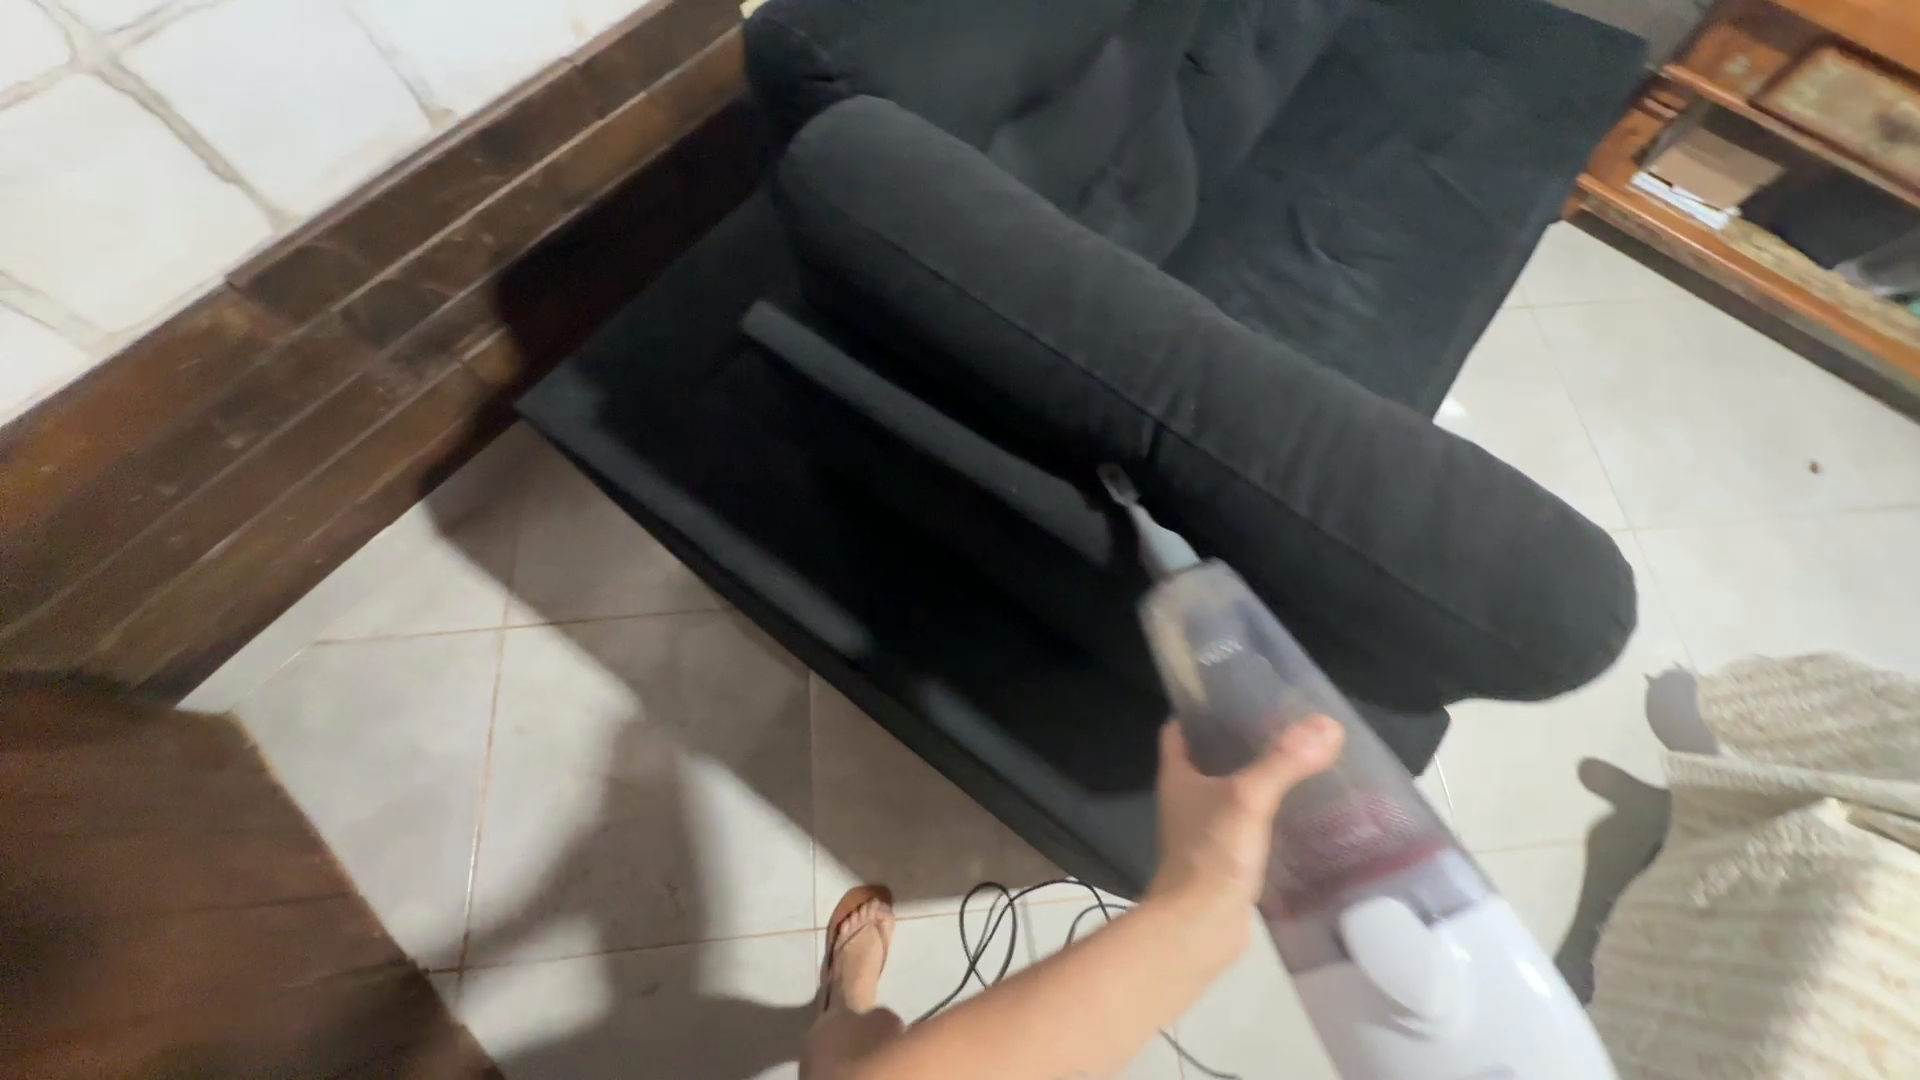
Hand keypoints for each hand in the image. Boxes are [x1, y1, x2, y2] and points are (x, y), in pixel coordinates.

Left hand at [1146, 716, 1343, 923]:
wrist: (1199, 926)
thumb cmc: (1211, 853)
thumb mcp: (1248, 798)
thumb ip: (1282, 762)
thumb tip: (1325, 724)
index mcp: (1176, 774)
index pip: (1179, 727)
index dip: (1200, 708)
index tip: (1237, 695)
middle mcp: (1184, 796)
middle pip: (1208, 757)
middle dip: (1239, 741)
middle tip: (1283, 726)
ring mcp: (1202, 828)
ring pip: (1228, 790)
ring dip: (1256, 777)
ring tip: (1299, 761)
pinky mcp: (1223, 856)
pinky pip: (1246, 822)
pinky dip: (1267, 812)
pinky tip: (1300, 810)